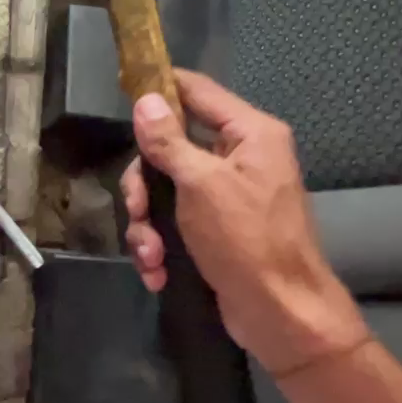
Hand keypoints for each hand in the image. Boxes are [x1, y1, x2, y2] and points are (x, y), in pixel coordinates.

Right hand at [121, 71, 367, 375]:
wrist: (279, 314)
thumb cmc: (247, 241)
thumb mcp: (202, 186)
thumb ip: (170, 143)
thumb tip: (146, 100)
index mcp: (249, 134)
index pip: (198, 92)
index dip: (160, 88)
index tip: (121, 88)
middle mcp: (238, 159)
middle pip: (169, 149)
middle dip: (144, 187)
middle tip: (136, 211)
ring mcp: (224, 197)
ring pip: (162, 192)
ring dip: (147, 226)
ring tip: (151, 256)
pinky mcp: (213, 230)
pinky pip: (172, 224)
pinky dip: (159, 248)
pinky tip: (158, 273)